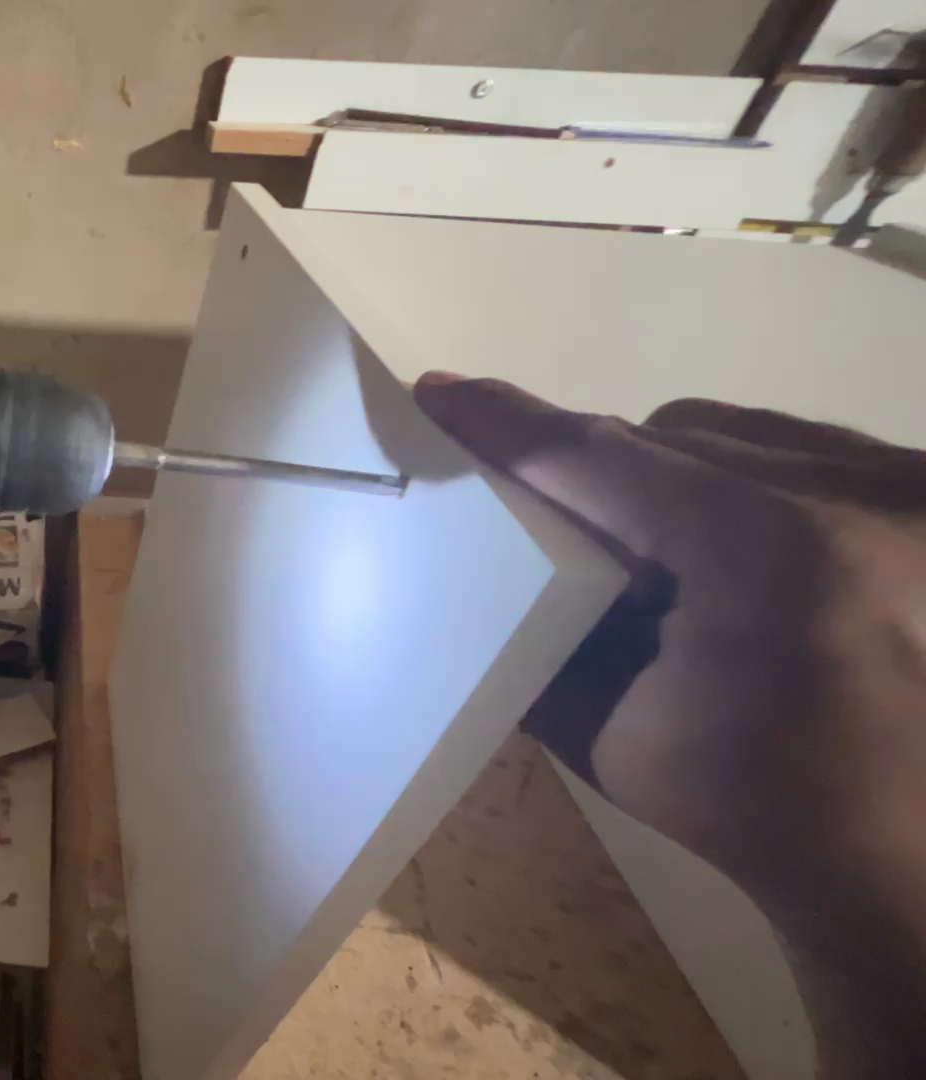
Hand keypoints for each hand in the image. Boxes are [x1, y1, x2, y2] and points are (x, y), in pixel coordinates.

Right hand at [415, 373, 925, 1068]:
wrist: (920, 865)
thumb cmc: (745, 808)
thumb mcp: (596, 727)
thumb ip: (529, 629)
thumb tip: (468, 554)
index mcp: (761, 559)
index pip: (595, 461)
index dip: (504, 426)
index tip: (436, 393)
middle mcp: (862, 501)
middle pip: (656, 437)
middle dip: (574, 464)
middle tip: (522, 504)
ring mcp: (918, 492)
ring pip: (722, 432)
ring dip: (651, 469)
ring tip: (634, 537)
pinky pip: (792, 447)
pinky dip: (728, 474)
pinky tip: (716, 538)